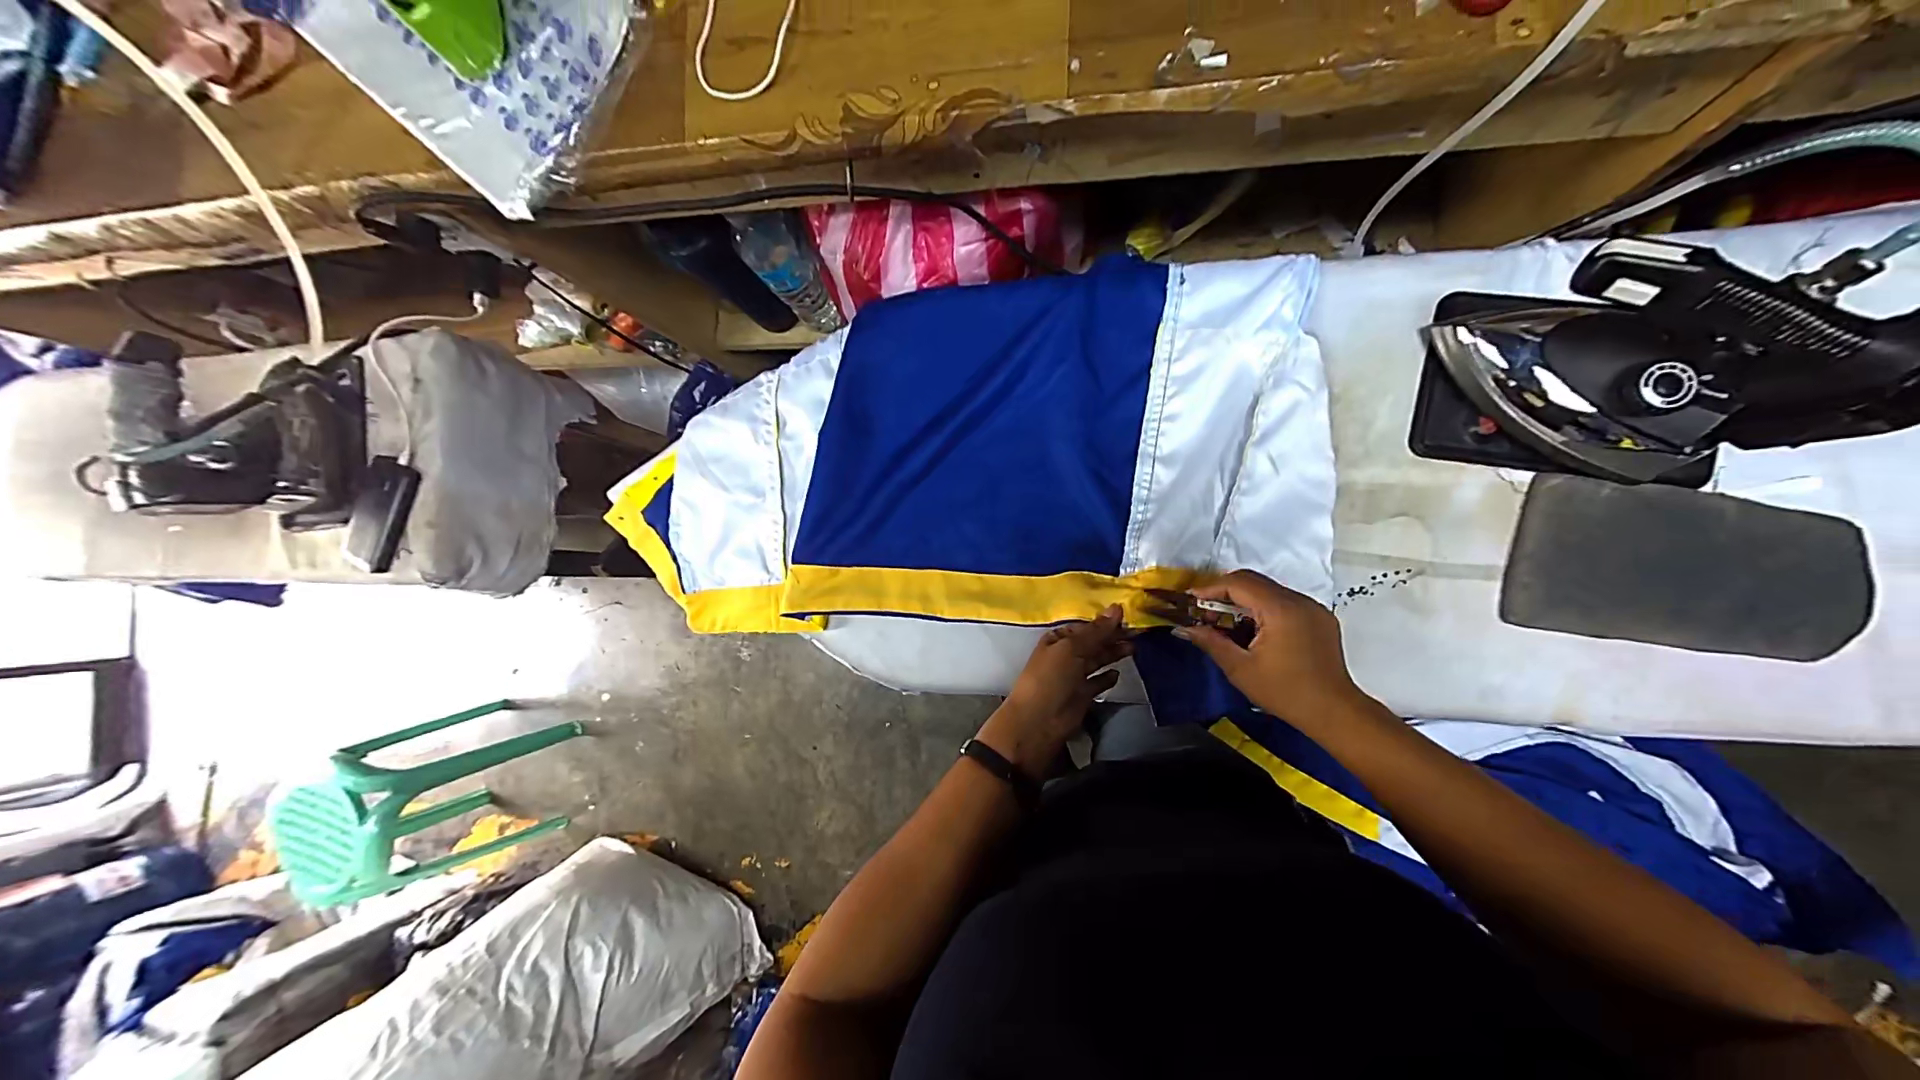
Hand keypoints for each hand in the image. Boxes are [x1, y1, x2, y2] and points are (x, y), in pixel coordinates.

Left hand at [978, 605, 1132, 775]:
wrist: (1039, 721)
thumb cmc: (1051, 679)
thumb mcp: (1072, 649)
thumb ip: (1096, 631)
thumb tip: (1117, 607)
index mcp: (1057, 640)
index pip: (1084, 626)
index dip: (1104, 621)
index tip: (1127, 616)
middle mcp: (1065, 655)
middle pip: (1092, 642)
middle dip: (1112, 637)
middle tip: (1136, 631)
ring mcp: (1073, 676)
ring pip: (1097, 660)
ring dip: (1113, 654)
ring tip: (1133, 647)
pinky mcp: (1082, 695)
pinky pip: (1097, 683)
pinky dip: (1107, 678)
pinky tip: (1118, 673)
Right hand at [1177, 570, 1362, 722]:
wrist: (1333, 712)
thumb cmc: (1285, 692)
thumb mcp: (1240, 668)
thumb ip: (1210, 642)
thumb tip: (1183, 629)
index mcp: (1281, 610)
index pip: (1239, 583)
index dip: (1210, 588)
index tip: (1190, 600)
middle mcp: (1300, 601)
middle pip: (1254, 582)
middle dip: (1225, 593)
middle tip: (1204, 613)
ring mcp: (1313, 608)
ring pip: (1269, 591)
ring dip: (1244, 601)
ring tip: (1226, 623)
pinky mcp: (1319, 618)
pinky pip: (1284, 602)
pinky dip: (1263, 609)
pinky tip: (1253, 630)